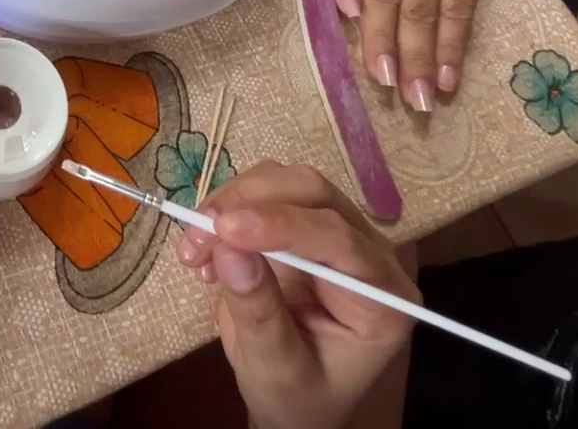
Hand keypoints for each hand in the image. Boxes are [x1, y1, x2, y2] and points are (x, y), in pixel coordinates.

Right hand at [177, 163, 418, 428]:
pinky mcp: (299, 220)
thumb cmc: (298, 397)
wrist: (293, 397)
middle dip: (249, 203)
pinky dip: (225, 206)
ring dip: (230, 201)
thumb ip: (258, 313)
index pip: (339, 239)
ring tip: (194, 248)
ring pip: (282, 180)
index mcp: (383, 298)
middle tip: (198, 234)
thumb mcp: (277, 370)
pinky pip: (261, 189)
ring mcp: (334, 230)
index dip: (281, 224)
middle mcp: (368, 253)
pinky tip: (205, 247)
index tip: (223, 229)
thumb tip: (227, 247)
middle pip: (312, 193)